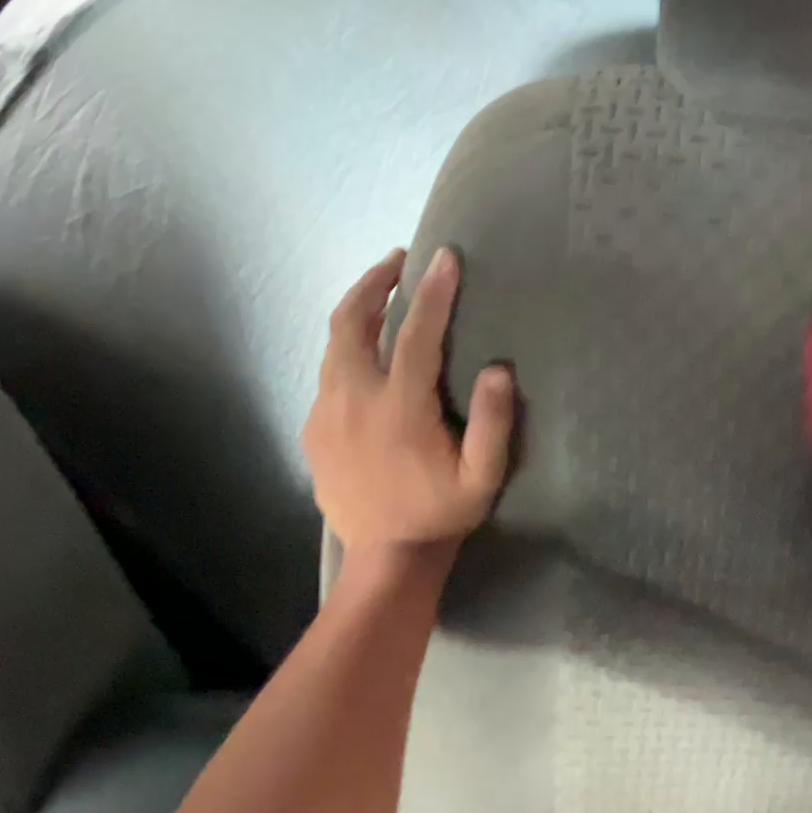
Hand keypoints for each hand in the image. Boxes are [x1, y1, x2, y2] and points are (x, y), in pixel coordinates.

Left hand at [302, 247, 514, 566]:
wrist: (385, 556)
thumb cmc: (441, 512)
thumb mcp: (482, 477)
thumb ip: (492, 423)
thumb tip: (497, 369)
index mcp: (399, 407)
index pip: (415, 334)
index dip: (433, 292)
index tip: (445, 256)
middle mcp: (353, 399)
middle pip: (351, 321)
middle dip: (373, 283)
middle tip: (399, 261)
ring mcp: (326, 413)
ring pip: (333, 344)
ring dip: (356, 311)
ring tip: (381, 296)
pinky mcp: (314, 429)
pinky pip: (328, 375)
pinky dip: (347, 350)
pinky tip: (366, 358)